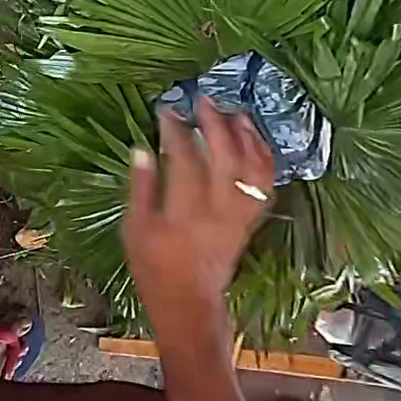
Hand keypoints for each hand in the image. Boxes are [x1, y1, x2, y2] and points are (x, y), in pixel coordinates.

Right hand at [123, 101, 274, 328]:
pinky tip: (254, 140)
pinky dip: (262, 157)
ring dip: (246, 135)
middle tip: (203, 100)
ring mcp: (240, 215)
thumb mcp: (135, 227)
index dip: (177, 131)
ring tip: (234, 111)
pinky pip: (266, 183)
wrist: (188, 299)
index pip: (184, 159)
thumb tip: (142, 149)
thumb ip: (142, 187)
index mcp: (184, 212)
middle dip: (216, 124)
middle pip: (226, 157)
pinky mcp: (251, 220)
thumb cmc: (153, 264)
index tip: (167, 110)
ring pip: (253, 168)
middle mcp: (218, 211)